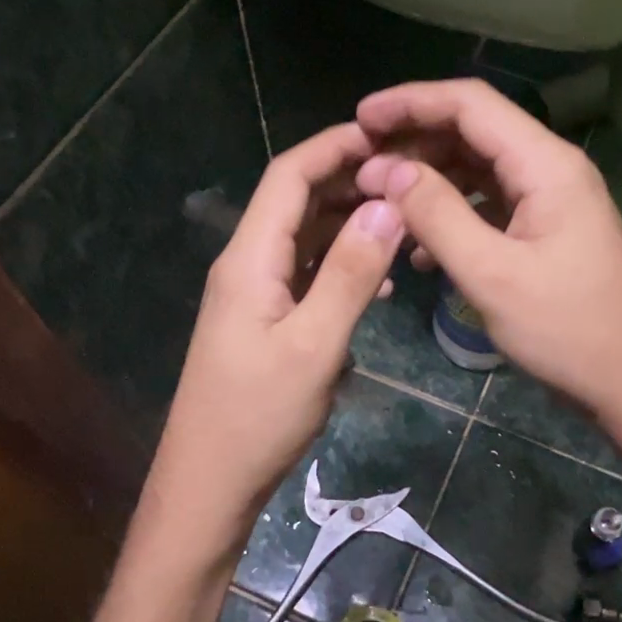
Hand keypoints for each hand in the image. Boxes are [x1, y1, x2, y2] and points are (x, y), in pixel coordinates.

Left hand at [148, 123, 404, 541]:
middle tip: (410, 180)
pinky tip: (378, 284)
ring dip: (350, 226)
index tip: (389, 137)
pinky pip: (306, 277)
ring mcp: (254, 296)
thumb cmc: (258, 416)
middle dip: (350, 183)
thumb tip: (388, 205)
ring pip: (305, 240)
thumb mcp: (314, 344)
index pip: (289, 176)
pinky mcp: (264, 324)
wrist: (210, 484)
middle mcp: (247, 265)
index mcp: (250, 259)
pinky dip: (341, 269)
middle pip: (296, 202)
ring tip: (404, 225)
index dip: (335, 147)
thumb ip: (351, 273)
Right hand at [353, 79, 621, 423]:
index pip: (471, 104)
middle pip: (473, 131)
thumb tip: (386, 170)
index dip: (411, 101)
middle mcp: (550, 169)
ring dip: (429, 182)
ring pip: (477, 169)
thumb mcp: (492, 274)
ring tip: (380, 205)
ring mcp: (550, 201)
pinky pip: (489, 206)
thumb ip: (436, 215)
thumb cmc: (567, 330)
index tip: (359, 118)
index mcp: (546, 164)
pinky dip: (451, 216)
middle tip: (361, 168)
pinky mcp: (545, 231)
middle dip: (415, 143)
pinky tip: (418, 250)